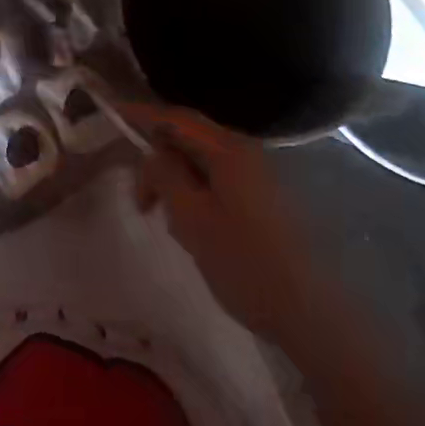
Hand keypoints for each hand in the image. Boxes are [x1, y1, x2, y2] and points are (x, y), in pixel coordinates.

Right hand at [117, 97, 315, 338]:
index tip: (114, 111)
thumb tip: (154, 152)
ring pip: (203, 162)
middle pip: (190, 138)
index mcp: (228, 151)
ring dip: (177, 180)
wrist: (310, 314)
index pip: (177, 118)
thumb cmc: (243, 263)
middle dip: (158, 159)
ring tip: (166, 219)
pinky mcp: (265, 199)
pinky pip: (218, 180)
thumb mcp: (191, 218)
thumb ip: (166, 175)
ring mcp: (260, 176)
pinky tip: (192, 226)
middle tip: (140, 199)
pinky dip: (196, 192)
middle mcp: (246, 152)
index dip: (143, 113)